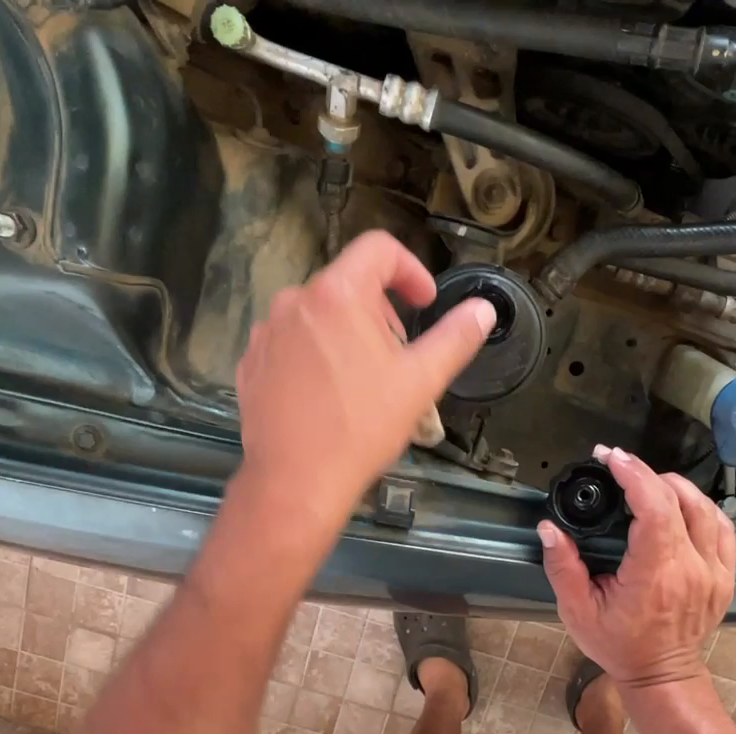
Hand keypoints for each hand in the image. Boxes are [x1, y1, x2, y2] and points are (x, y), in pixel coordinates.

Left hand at [234, 230, 493, 513]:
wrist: (296, 481)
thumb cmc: (362, 428)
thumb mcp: (421, 382)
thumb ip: (455, 338)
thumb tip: (484, 310)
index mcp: (337, 294)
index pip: (378, 249)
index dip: (411, 270)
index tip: (425, 303)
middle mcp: (294, 301)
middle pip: (348, 283)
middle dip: (381, 311)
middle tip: (398, 357)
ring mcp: (267, 332)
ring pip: (318, 314)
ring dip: (347, 333)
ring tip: (363, 381)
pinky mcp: (251, 362)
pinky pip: (291, 342)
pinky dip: (315, 355)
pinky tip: (328, 395)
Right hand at [538, 445, 735, 688]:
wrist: (661, 674)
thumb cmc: (618, 645)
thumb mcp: (577, 611)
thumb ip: (562, 567)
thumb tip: (549, 529)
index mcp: (655, 574)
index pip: (654, 508)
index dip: (633, 474)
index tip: (610, 457)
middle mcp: (691, 568)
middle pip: (681, 500)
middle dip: (648, 474)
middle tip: (620, 467)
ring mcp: (714, 572)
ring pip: (707, 508)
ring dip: (677, 488)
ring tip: (649, 483)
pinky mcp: (725, 577)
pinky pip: (723, 528)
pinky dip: (703, 508)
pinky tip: (682, 505)